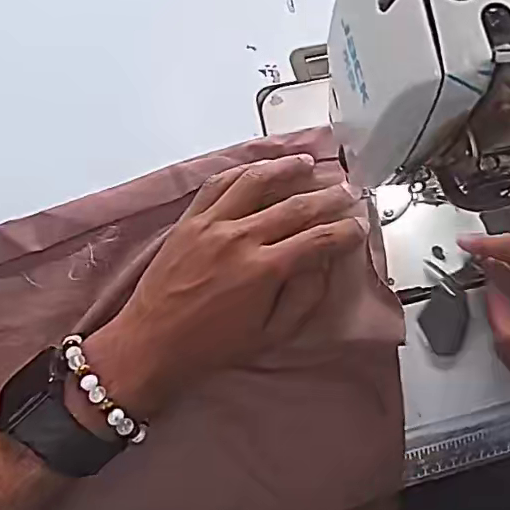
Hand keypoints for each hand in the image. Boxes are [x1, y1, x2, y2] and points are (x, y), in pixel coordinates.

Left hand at [83, 153, 368, 418]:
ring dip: (285, 169)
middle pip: (295, 206)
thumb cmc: (212, 346)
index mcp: (263, 271)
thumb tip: (324, 265)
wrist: (152, 343)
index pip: (317, 240)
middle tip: (345, 191)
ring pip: (256, 182)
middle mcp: (239, 239)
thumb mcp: (269, 335)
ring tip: (305, 163)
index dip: (345, 231)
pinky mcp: (189, 220)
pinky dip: (242, 171)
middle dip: (327, 197)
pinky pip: (218, 184)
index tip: (358, 226)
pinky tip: (257, 168)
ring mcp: (211, 224)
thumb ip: (303, 298)